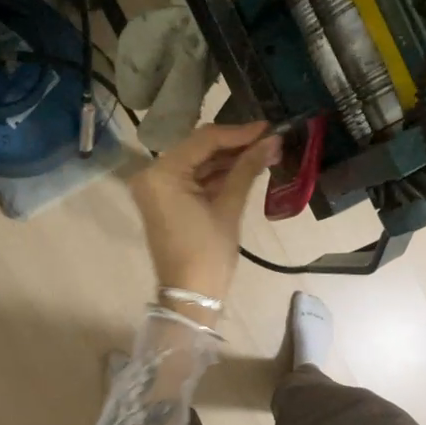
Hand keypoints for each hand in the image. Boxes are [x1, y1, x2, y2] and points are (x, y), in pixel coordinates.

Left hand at [128, 122, 279, 317]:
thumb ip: (247, 169)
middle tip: (270, 141)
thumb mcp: (229, 208)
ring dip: (228, 160)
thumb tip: (273, 140)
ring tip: (264, 154)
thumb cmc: (208, 254)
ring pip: (197, 163)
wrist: (190, 296)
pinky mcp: (164, 200)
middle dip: (235, 146)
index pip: (204, 140)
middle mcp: (152, 174)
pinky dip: (216, 176)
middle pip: (199, 149)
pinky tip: (245, 169)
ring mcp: (156, 188)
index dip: (239, 133)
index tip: (269, 128)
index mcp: (162, 174)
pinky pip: (192, 179)